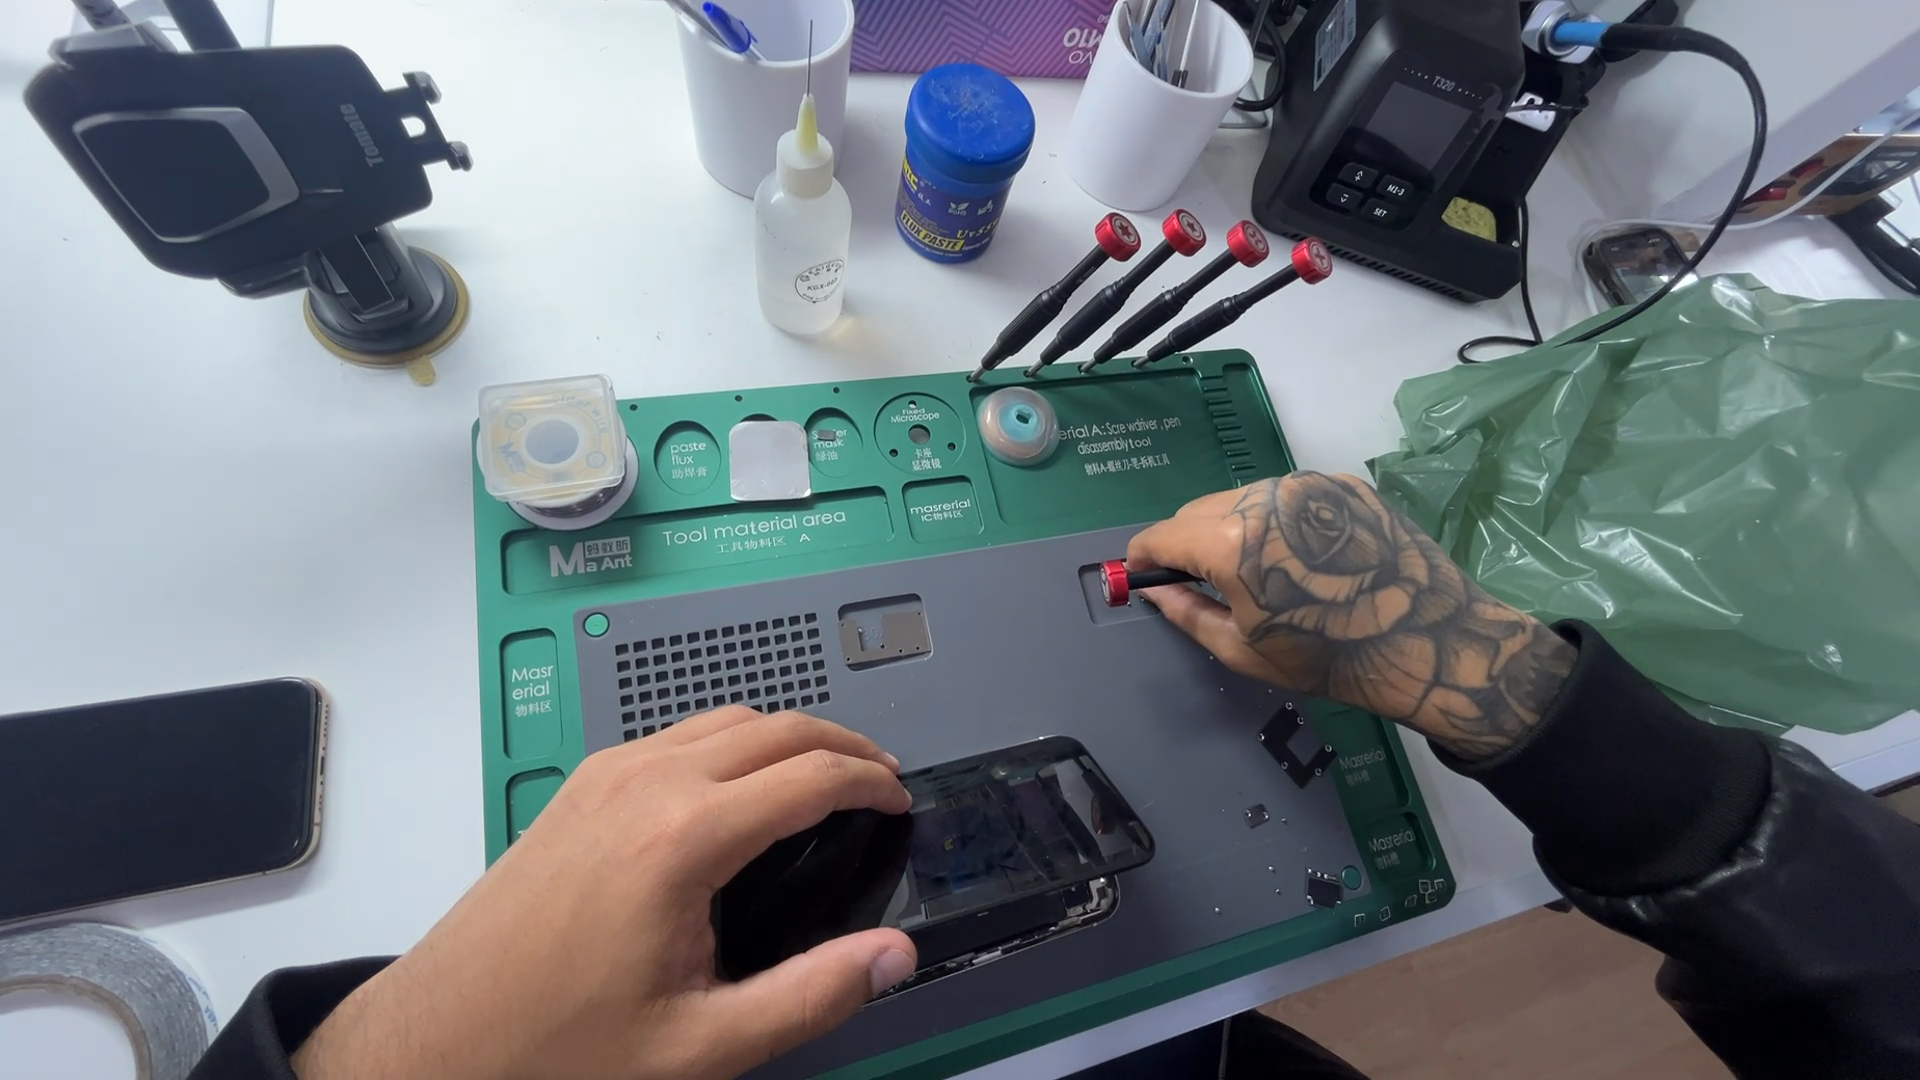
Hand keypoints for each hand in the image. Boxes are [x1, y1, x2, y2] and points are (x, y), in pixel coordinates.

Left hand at [291, 708, 917, 1079]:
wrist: (421, 1051)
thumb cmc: (555, 1054)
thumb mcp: (698, 1048)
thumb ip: (811, 995)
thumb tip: (893, 955)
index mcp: (685, 836)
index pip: (810, 776)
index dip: (869, 782)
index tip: (898, 801)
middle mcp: (651, 780)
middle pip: (779, 726)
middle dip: (844, 744)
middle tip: (879, 778)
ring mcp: (614, 770)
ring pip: (732, 717)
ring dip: (792, 734)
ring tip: (825, 772)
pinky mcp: (588, 779)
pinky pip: (685, 731)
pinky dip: (740, 739)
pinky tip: (746, 781)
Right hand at [1127, 472, 1574, 760]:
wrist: (1438, 645)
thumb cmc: (1331, 659)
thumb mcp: (1243, 649)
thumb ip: (1187, 611)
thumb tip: (1154, 591)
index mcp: (1234, 542)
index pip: (1163, 534)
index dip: (1143, 556)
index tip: (1142, 574)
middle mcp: (1267, 497)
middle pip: (1197, 510)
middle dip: (1184, 541)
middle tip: (1198, 579)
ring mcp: (1309, 485)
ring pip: (1239, 497)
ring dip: (1227, 527)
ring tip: (1256, 568)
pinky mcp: (1343, 484)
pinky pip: (1285, 496)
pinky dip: (1272, 520)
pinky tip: (1299, 555)